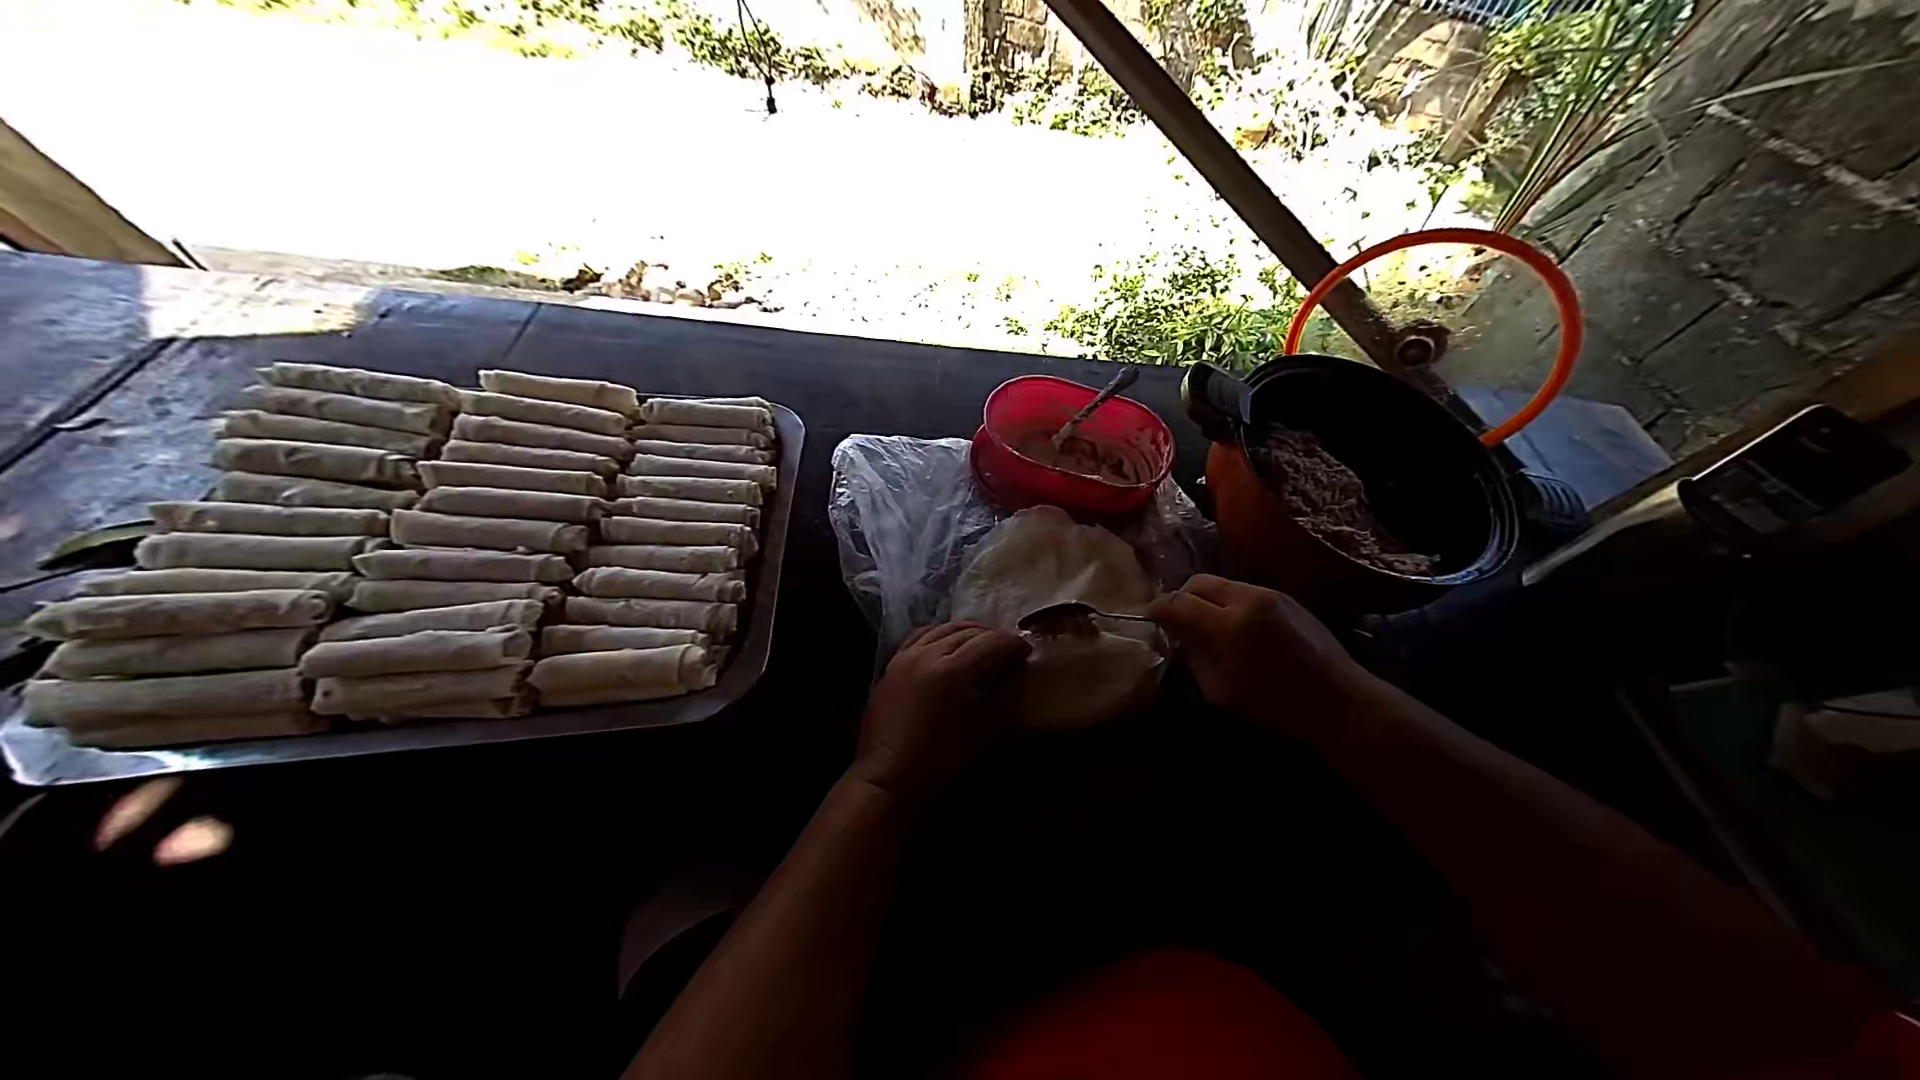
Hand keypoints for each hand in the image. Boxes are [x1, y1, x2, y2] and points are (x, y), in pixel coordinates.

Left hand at [852, 622, 1030, 803]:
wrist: (889, 776)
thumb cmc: (940, 760)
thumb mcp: (981, 730)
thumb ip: (1001, 695)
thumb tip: (1016, 672)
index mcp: (952, 672)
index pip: (990, 643)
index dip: (1011, 643)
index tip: (1026, 649)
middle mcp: (928, 655)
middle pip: (967, 632)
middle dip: (992, 636)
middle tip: (1008, 646)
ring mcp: (906, 656)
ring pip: (942, 629)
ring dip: (966, 631)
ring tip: (982, 641)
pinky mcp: (892, 663)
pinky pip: (919, 636)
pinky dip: (939, 634)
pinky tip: (948, 643)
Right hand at [1149, 574, 1379, 739]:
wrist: (1339, 701)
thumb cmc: (1275, 706)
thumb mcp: (1220, 692)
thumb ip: (1193, 657)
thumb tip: (1180, 636)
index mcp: (1229, 626)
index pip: (1178, 603)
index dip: (1157, 608)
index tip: (1149, 618)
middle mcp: (1248, 599)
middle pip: (1197, 582)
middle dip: (1180, 598)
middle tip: (1176, 620)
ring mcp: (1269, 594)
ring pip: (1221, 583)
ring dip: (1205, 599)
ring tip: (1205, 624)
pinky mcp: (1285, 597)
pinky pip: (1243, 590)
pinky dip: (1227, 601)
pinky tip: (1233, 626)